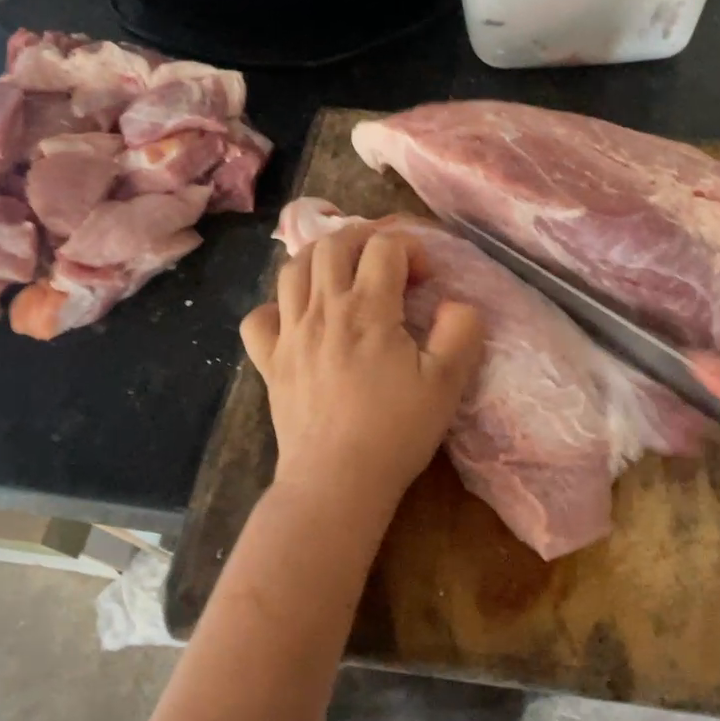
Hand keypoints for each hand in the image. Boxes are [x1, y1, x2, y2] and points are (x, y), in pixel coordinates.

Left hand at [240, 224, 483, 510]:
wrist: (336, 483)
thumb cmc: (396, 432)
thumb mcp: (447, 384)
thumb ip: (461, 333)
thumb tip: (458, 304)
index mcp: (368, 309)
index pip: (385, 246)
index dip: (411, 248)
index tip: (426, 279)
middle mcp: (323, 310)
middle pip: (334, 243)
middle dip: (364, 237)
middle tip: (387, 260)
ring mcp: (289, 334)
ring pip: (293, 268)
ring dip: (321, 258)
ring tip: (344, 273)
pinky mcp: (269, 362)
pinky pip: (259, 317)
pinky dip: (277, 306)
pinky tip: (298, 318)